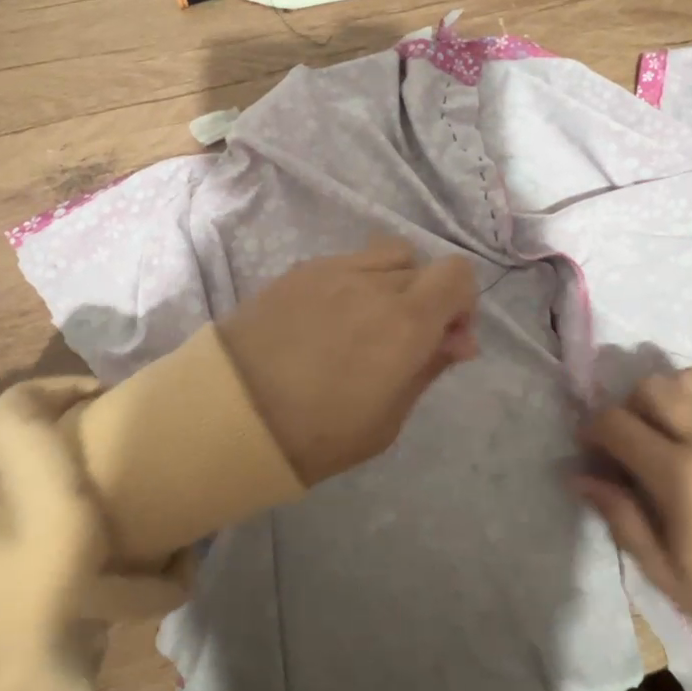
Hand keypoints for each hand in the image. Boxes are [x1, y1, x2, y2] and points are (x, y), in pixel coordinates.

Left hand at [218, 237, 478, 484]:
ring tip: (367, 322)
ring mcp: (332, 270)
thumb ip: (428, 368)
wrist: (229, 415)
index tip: (445, 338)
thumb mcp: (387, 420)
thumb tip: (459, 338)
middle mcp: (374, 283)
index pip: (458, 274)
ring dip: (391, 282)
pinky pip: (345, 261)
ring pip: (385, 255)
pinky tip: (330, 319)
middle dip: (426, 298)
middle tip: (404, 340)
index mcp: (405, 322)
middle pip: (422, 267)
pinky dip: (354, 281)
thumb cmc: (316, 435)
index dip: (462, 303)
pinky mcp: (298, 270)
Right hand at [577, 368, 691, 628]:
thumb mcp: (662, 568)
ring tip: (660, 429)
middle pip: (652, 387)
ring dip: (663, 395)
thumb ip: (619, 514)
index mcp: (682, 476)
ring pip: (688, 378)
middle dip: (626, 406)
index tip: (588, 448)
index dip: (592, 430)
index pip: (618, 424)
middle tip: (624, 439)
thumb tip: (580, 476)